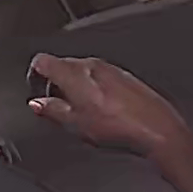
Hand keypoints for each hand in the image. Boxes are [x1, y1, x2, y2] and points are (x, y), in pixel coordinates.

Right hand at [28, 53, 192, 163]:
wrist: (158, 130)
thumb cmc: (118, 127)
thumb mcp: (75, 124)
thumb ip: (51, 110)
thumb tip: (37, 104)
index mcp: (73, 72)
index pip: (42, 61)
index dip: (34, 75)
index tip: (35, 89)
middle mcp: (90, 64)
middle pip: (61, 65)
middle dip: (54, 82)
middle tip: (56, 105)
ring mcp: (109, 68)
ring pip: (82, 70)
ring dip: (75, 85)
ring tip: (81, 111)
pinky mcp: (124, 76)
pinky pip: (100, 76)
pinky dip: (94, 88)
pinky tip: (102, 110)